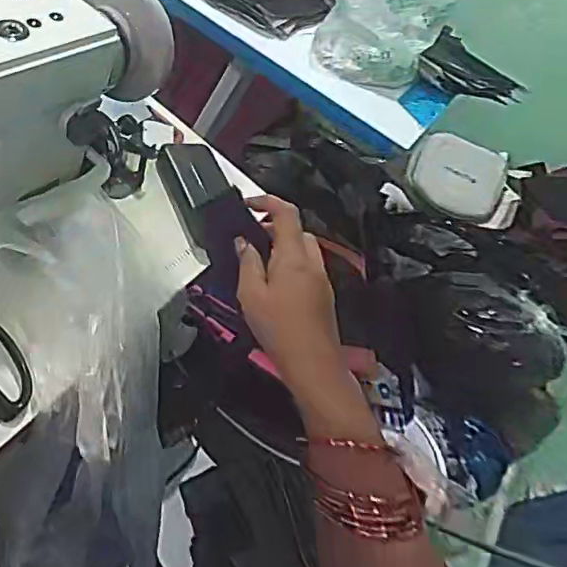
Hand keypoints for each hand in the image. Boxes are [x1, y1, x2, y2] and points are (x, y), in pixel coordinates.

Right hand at [234, 196, 376, 439]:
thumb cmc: (281, 331)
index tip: (250, 203)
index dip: (267, 201)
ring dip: (283, 245)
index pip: (287, 213)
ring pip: (304, 248)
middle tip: (250, 234)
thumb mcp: (250, 293)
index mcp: (293, 258)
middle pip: (297, 230)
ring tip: (258, 259)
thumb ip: (247, 262)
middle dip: (273, 226)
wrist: (313, 364)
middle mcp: (312, 264)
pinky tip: (272, 281)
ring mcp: (321, 279)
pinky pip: (307, 266)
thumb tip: (243, 243)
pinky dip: (290, 262)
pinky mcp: (323, 294)